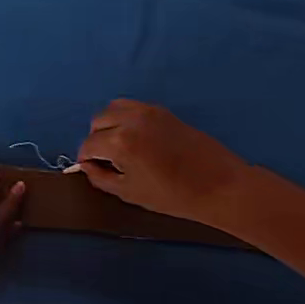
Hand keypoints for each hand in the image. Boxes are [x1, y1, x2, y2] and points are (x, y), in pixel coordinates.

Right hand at [76, 100, 252, 222]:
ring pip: (114, 108)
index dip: (86, 159)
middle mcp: (132, 119)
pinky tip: (136, 139)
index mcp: (121, 141)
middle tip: (106, 159)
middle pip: (98, 121)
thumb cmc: (172, 196)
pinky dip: (126, 118)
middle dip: (96, 139)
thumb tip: (87, 166)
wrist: (218, 185)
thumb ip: (101, 177)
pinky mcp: (164, 111)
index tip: (92, 169)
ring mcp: (149, 111)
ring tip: (119, 146)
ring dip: (109, 125)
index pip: (89, 144)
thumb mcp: (129, 193)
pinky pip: (133, 107)